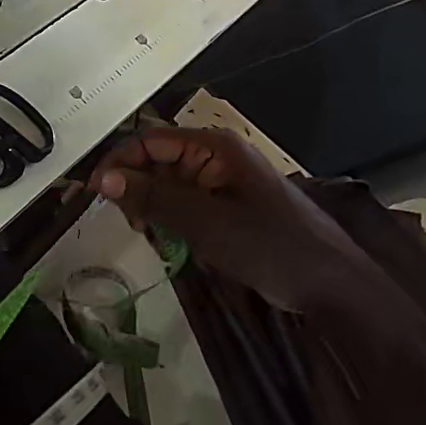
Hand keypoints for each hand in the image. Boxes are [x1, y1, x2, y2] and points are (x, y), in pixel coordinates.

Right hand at [91, 127, 372, 310]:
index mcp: (214, 146)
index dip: (119, 162)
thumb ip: (154, 198)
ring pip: (169, 184)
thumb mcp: (206, 224)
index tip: (93, 193)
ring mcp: (223, 180)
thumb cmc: (271, 246)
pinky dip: (173, 220)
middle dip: (137, 188)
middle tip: (133, 224)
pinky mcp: (228, 204)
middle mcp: (216, 155)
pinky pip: (187, 203)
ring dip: (154, 207)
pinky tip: (172, 242)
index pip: (151, 140)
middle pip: (158, 160)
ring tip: (154, 236)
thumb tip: (104, 179)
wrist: (332, 284)